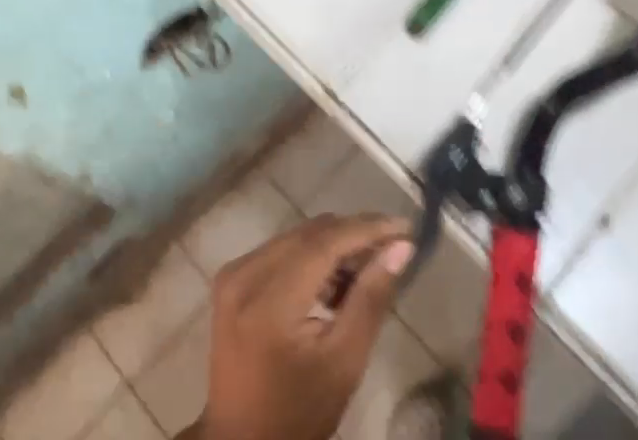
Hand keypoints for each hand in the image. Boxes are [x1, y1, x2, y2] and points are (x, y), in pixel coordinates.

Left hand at [194, 214, 412, 439]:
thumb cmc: (299, 409)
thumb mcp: (344, 361)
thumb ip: (371, 298)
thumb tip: (400, 247)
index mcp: (269, 301)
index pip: (324, 243)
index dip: (367, 229)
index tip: (405, 227)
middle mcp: (244, 276)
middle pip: (309, 234)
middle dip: (354, 235)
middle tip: (392, 249)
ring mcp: (233, 277)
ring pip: (297, 238)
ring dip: (334, 245)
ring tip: (367, 271)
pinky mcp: (231, 282)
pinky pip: (281, 251)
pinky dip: (312, 257)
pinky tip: (335, 282)